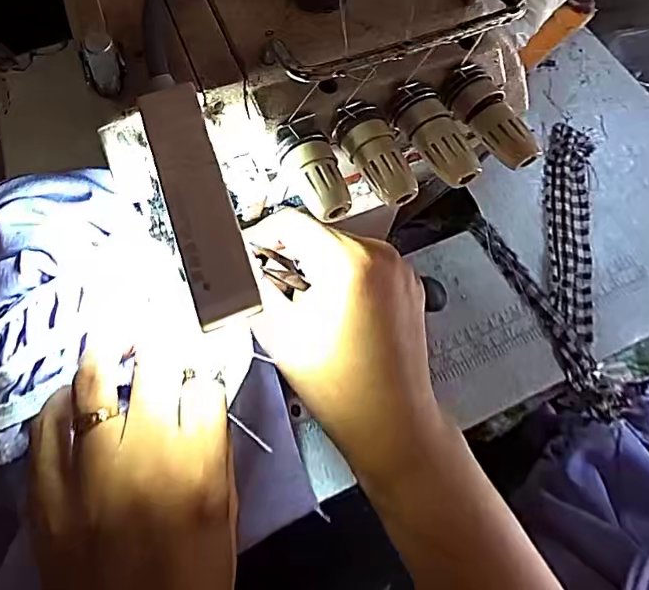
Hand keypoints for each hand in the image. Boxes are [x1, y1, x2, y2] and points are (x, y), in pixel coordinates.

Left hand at [28, 345, 235, 589]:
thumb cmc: (192, 576)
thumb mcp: (223, 509)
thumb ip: (213, 444)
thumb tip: (200, 391)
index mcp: (195, 462)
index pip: (204, 383)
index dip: (202, 373)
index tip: (196, 373)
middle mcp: (141, 453)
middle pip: (154, 364)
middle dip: (162, 347)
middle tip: (160, 345)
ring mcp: (87, 470)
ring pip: (93, 378)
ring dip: (108, 351)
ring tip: (116, 343)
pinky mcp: (45, 493)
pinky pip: (47, 424)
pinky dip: (62, 401)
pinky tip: (73, 394)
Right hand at [245, 209, 447, 485]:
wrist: (393, 425)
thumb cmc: (345, 391)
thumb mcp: (280, 332)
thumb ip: (255, 287)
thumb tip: (242, 263)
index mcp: (350, 260)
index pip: (292, 222)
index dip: (262, 234)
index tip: (250, 248)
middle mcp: (380, 256)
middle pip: (317, 234)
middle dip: (290, 255)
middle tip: (273, 284)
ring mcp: (397, 268)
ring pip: (339, 247)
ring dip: (316, 266)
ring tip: (307, 307)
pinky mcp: (405, 283)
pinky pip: (362, 264)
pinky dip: (342, 277)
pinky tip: (334, 313)